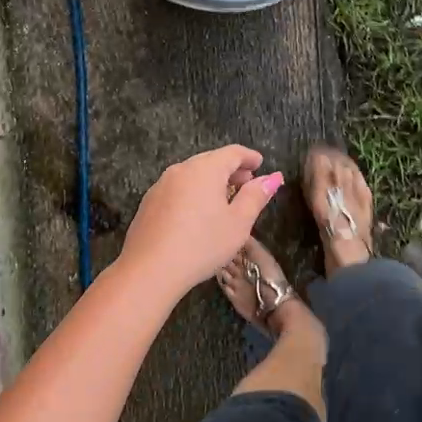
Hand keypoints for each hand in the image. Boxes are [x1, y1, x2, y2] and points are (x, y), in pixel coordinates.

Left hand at [119, 145, 284, 297]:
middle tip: (246, 183)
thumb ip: (256, 197)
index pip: (232, 152)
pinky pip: (177, 189)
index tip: (260, 163)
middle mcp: (181, 170)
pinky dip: (193, 192)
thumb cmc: (202, 245)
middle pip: (210, 161)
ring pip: (192, 175)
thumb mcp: (238, 223)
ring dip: (211, 181)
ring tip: (224, 199)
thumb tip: (273, 177)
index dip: (249, 156)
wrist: (150, 269)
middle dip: (231, 169)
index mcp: (205, 169)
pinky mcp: (148, 202)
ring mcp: (161, 185)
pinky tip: (197, 214)